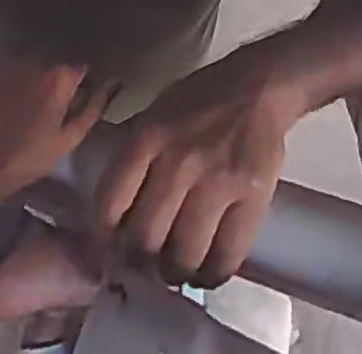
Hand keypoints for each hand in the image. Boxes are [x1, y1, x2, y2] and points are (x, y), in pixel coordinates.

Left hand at [0, 58, 116, 204]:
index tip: (73, 104)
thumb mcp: (69, 138)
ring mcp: (8, 64)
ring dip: (33, 79)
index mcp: (59, 77)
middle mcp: (35, 60)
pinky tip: (6, 104)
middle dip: (56, 81)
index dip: (80, 86)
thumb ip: (95, 106)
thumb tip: (116, 81)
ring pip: (31, 65)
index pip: (81, 68)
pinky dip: (11, 81)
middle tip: (49, 109)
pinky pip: (8, 69)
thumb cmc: (29, 158)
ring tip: (25, 107)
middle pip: (55, 64)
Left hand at [95, 58, 300, 287]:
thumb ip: (136, 153)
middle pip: (144, 238)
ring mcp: (218, 180)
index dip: (105, 237)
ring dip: (175, 272)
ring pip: (183, 255)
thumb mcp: (157, 112)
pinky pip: (226, 256)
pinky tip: (207, 270)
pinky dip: (212, 274)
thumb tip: (114, 208)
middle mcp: (179, 160)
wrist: (256, 87)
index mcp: (149, 136)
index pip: (111, 204)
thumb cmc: (202, 100)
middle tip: (146, 262)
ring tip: (177, 268)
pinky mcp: (252, 195)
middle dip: (140, 261)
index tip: (112, 247)